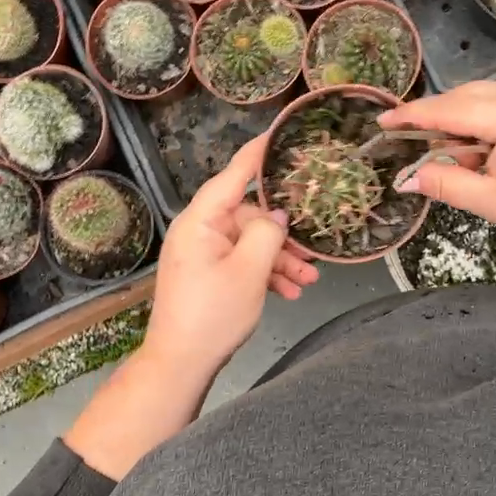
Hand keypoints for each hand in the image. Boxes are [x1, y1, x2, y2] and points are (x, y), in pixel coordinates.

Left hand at [142, 135, 319, 376]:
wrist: (180, 362)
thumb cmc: (213, 313)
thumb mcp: (249, 271)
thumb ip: (268, 235)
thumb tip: (276, 216)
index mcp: (201, 220)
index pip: (234, 174)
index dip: (259, 152)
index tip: (281, 132)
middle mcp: (199, 230)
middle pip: (250, 215)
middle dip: (283, 235)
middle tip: (314, 251)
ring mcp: (203, 253)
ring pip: (250, 242)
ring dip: (280, 259)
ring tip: (309, 281)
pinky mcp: (208, 274)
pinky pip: (242, 262)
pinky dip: (265, 273)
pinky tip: (290, 292)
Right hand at [380, 80, 495, 251]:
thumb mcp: (490, 201)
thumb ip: (445, 185)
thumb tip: (407, 179)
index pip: (447, 111)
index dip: (411, 117)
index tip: (382, 122)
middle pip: (461, 97)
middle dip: (434, 120)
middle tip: (412, 144)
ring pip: (478, 96)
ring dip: (458, 122)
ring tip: (456, 158)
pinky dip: (479, 120)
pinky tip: (479, 149)